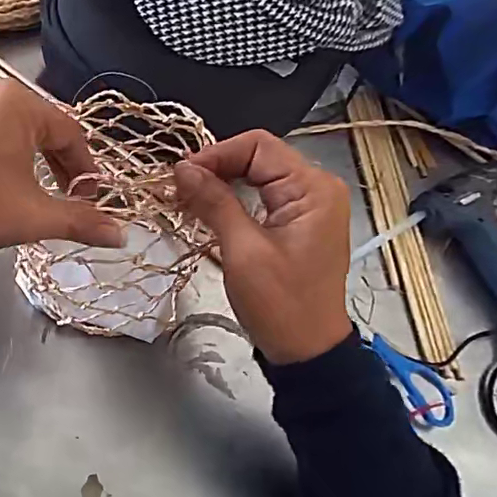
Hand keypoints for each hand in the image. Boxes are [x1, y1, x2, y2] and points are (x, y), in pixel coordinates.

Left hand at [0, 78, 125, 272]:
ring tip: (36, 195)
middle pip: (44, 127)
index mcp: (19, 102)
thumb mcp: (32, 217)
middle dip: (61, 166)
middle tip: (69, 200)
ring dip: (33, 161)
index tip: (92, 202)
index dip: (87, 171)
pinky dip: (2, 155)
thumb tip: (122, 235)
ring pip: (13, 130)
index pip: (72, 134)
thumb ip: (82, 222)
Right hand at [174, 130, 351, 364]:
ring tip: (187, 202)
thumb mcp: (243, 251)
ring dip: (221, 186)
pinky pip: (262, 198)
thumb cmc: (280, 305)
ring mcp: (310, 207)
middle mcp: (317, 189)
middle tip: (179, 191)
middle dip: (216, 169)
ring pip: (257, 177)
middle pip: (258, 158)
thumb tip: (183, 168)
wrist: (307, 351)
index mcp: (313, 188)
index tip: (181, 175)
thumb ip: (215, 202)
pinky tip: (209, 213)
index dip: (215, 154)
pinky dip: (234, 202)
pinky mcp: (299, 224)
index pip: (258, 146)